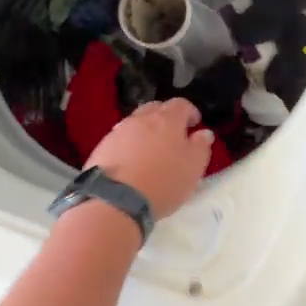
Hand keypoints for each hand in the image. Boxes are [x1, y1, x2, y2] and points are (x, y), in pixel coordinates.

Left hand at [85, 99, 213, 220]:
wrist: (114, 201)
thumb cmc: (163, 182)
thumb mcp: (193, 168)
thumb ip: (201, 146)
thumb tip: (204, 132)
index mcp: (167, 119)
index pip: (181, 104)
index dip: (190, 111)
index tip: (195, 124)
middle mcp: (141, 119)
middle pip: (155, 108)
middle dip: (165, 116)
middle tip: (173, 134)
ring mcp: (119, 132)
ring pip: (135, 122)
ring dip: (145, 130)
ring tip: (150, 149)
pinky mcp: (102, 147)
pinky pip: (120, 138)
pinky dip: (128, 144)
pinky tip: (131, 161)